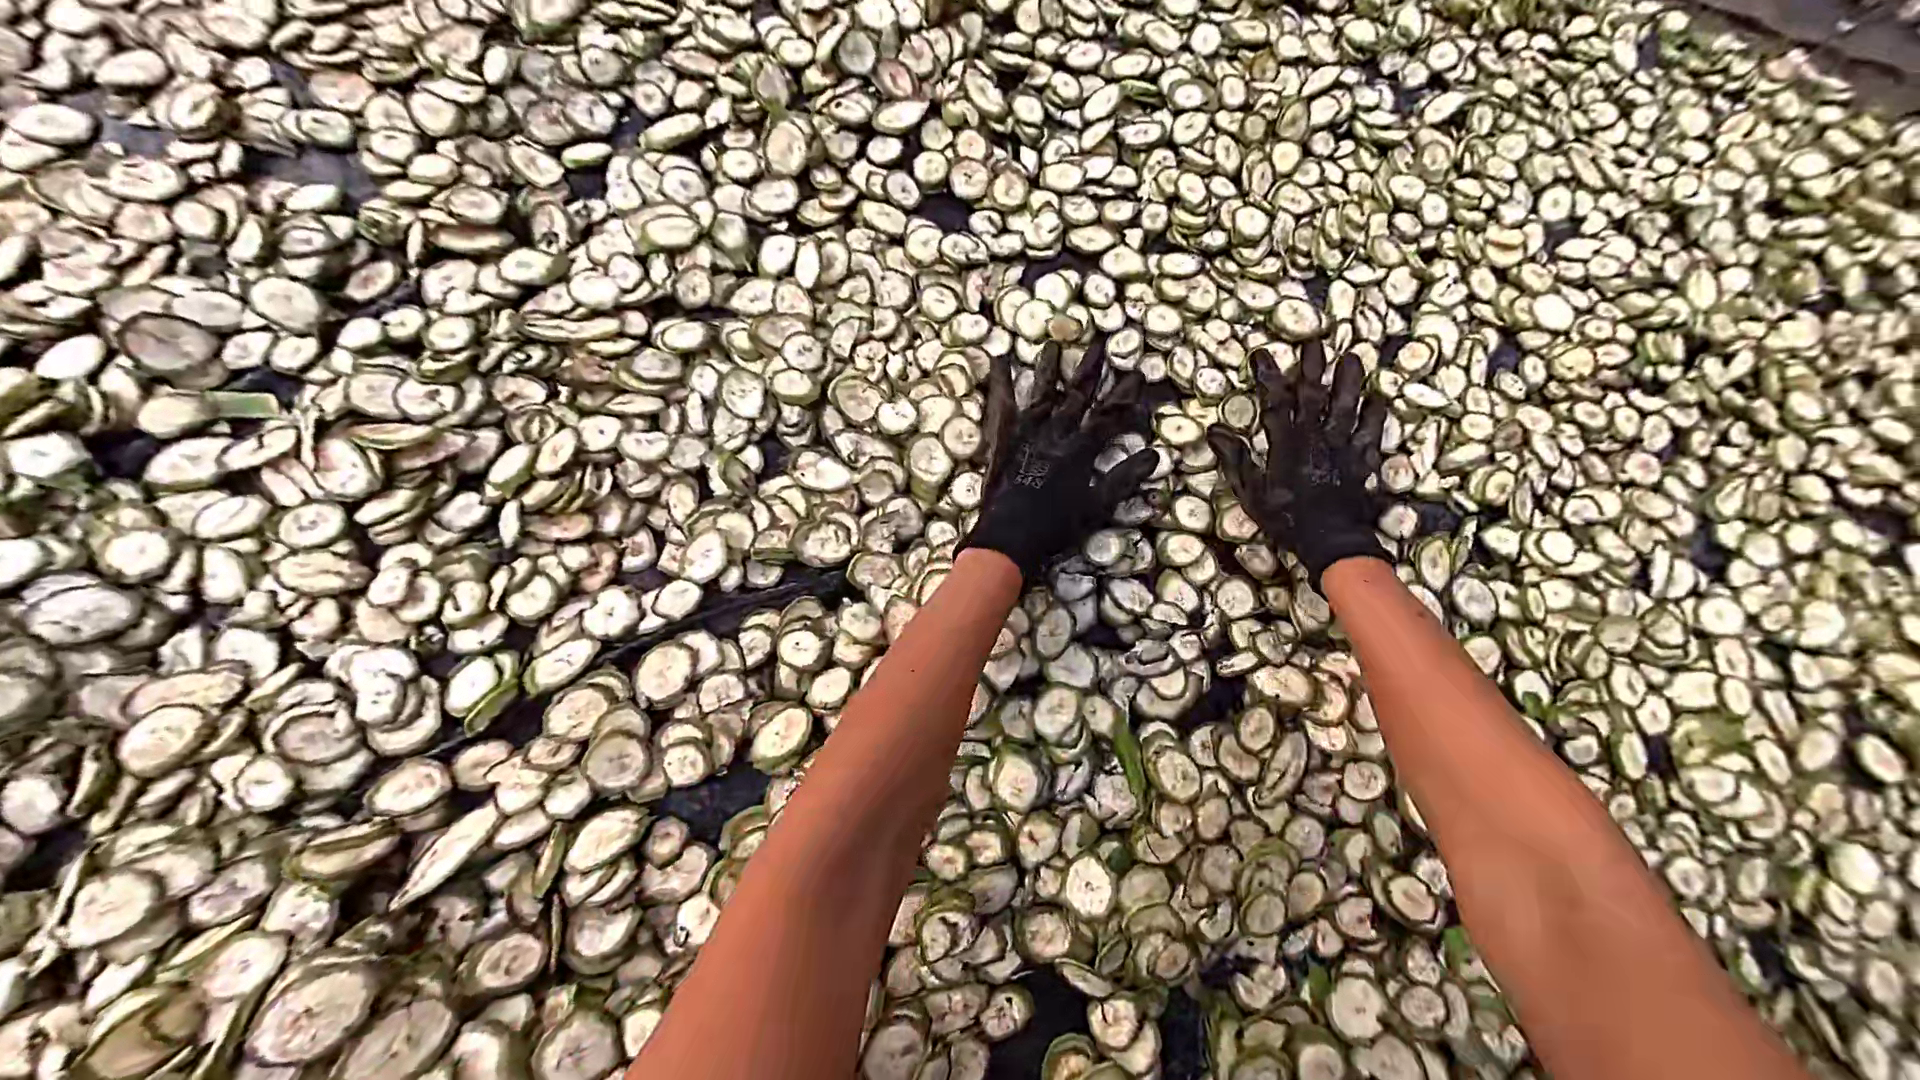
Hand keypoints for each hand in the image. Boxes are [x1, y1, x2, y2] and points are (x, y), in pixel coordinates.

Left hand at [961, 335, 1158, 584]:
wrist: (1009, 537)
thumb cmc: (1055, 528)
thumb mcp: (1096, 508)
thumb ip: (1123, 479)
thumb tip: (1153, 454)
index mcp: (1080, 450)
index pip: (1108, 416)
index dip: (1125, 396)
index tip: (1137, 374)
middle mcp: (1055, 433)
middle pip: (1077, 395)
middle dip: (1092, 369)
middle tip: (1101, 342)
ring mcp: (1027, 433)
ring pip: (1043, 393)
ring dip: (1050, 368)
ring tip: (1053, 344)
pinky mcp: (1004, 439)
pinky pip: (1002, 404)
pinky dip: (1000, 380)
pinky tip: (998, 358)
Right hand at [1207, 340, 1389, 590]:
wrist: (1331, 541)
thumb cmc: (1285, 518)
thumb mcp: (1250, 493)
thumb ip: (1235, 460)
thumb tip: (1215, 431)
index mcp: (1287, 444)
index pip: (1276, 402)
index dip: (1269, 377)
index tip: (1262, 354)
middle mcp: (1317, 438)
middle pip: (1314, 395)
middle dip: (1312, 368)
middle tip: (1314, 344)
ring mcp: (1344, 447)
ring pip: (1348, 406)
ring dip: (1349, 381)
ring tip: (1352, 358)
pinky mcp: (1364, 460)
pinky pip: (1373, 432)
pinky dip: (1376, 415)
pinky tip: (1377, 400)